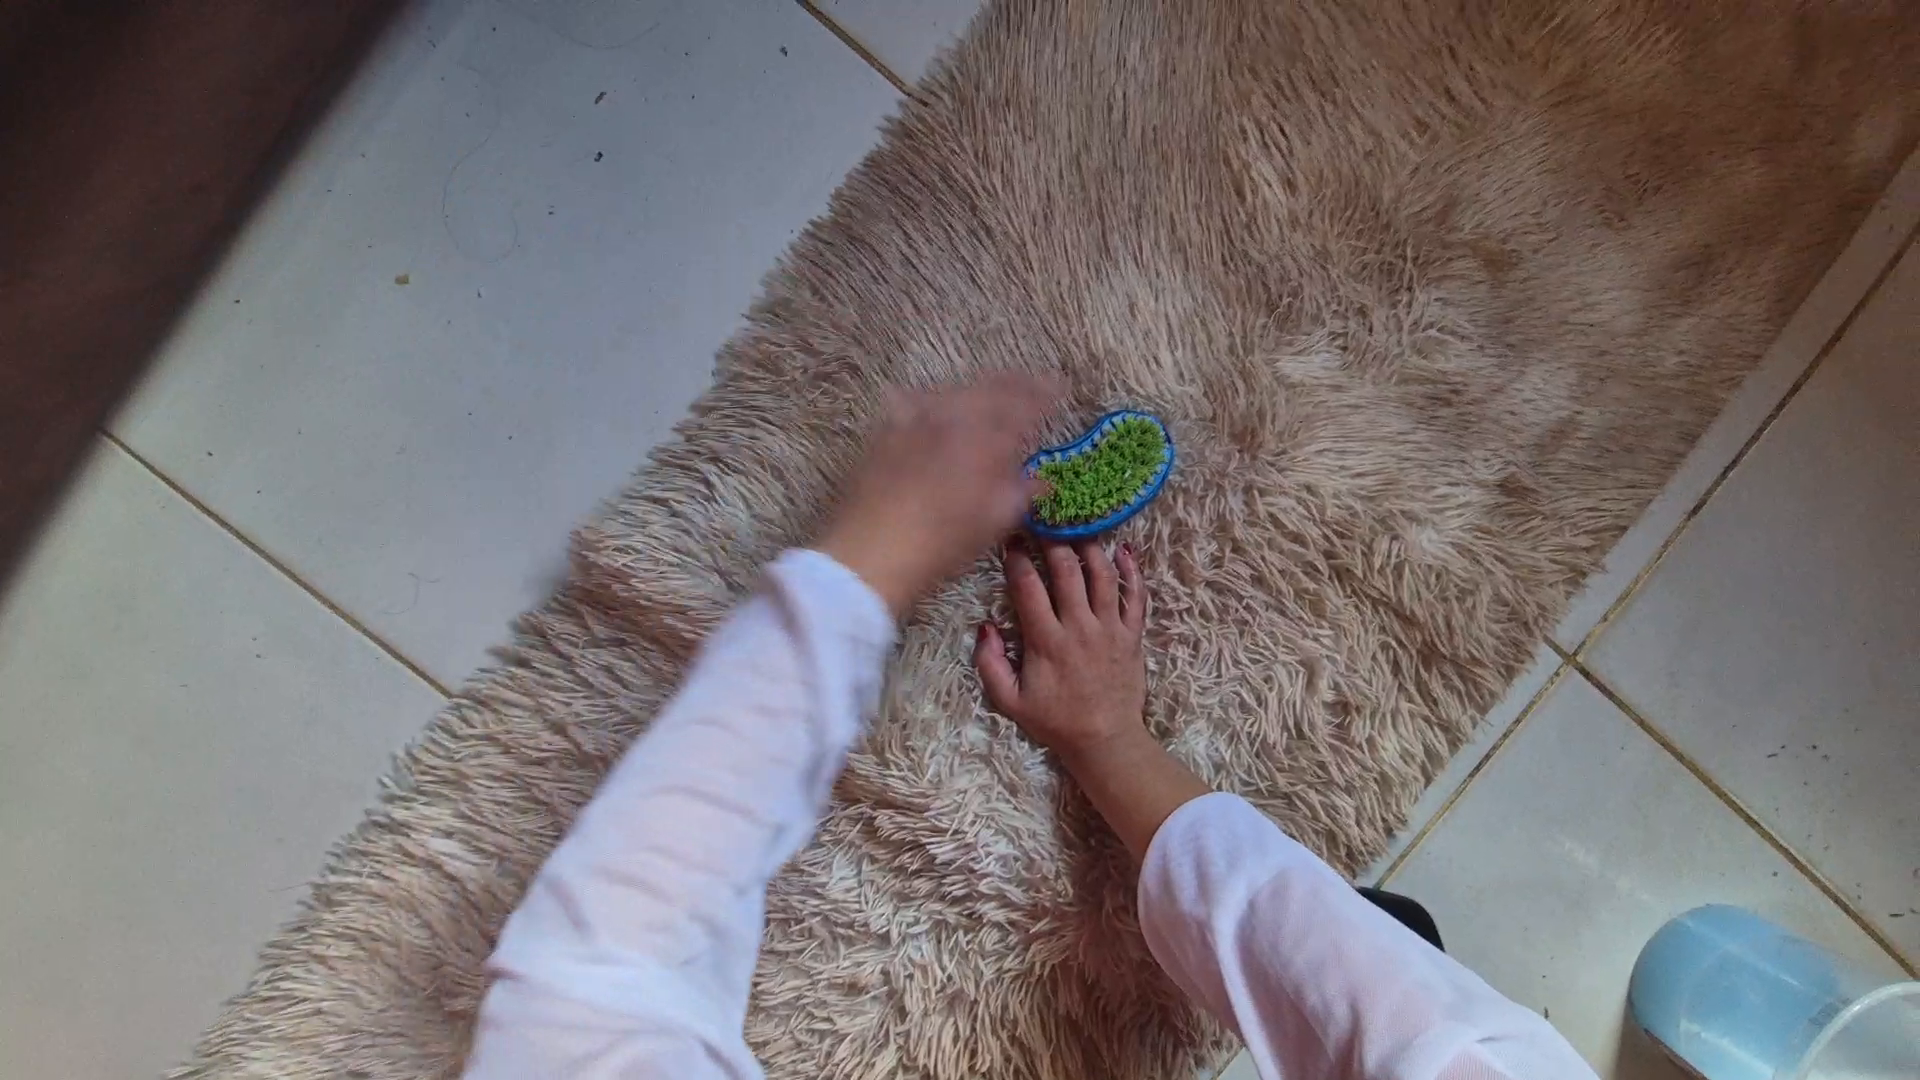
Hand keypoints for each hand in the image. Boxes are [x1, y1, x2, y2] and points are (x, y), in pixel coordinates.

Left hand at [817, 373, 1062, 617]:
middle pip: (991, 388)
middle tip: (1034, 383)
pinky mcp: (885, 428)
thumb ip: (1021, 493)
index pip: (1025, 404)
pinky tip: (938, 406)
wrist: (870, 552)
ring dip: (979, 390)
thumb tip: (1041, 480)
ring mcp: (914, 418)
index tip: (1060, 389)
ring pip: (954, 390)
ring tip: (992, 394)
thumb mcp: (993, 522)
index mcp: (986, 438)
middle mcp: (952, 417)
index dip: (1045, 394)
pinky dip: (936, 399)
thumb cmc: (941, 544)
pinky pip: (916, 400)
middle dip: (1016, 384)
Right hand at [974, 538, 1210, 859]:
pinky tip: (1123, 549)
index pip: (1029, 588)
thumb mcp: (1009, 701)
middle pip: (1067, 572)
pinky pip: (1136, 596)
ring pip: (1103, 576)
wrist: (1105, 740)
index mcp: (1047, 641)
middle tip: (1044, 522)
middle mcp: (1080, 628)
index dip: (1017, 560)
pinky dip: (1132, 570)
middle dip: (1052, 542)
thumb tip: (985, 626)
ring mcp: (1110, 629)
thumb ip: (990, 663)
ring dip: (1089, 547)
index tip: (1010, 541)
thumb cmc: (1054, 719)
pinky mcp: (1132, 634)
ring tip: (1078, 527)